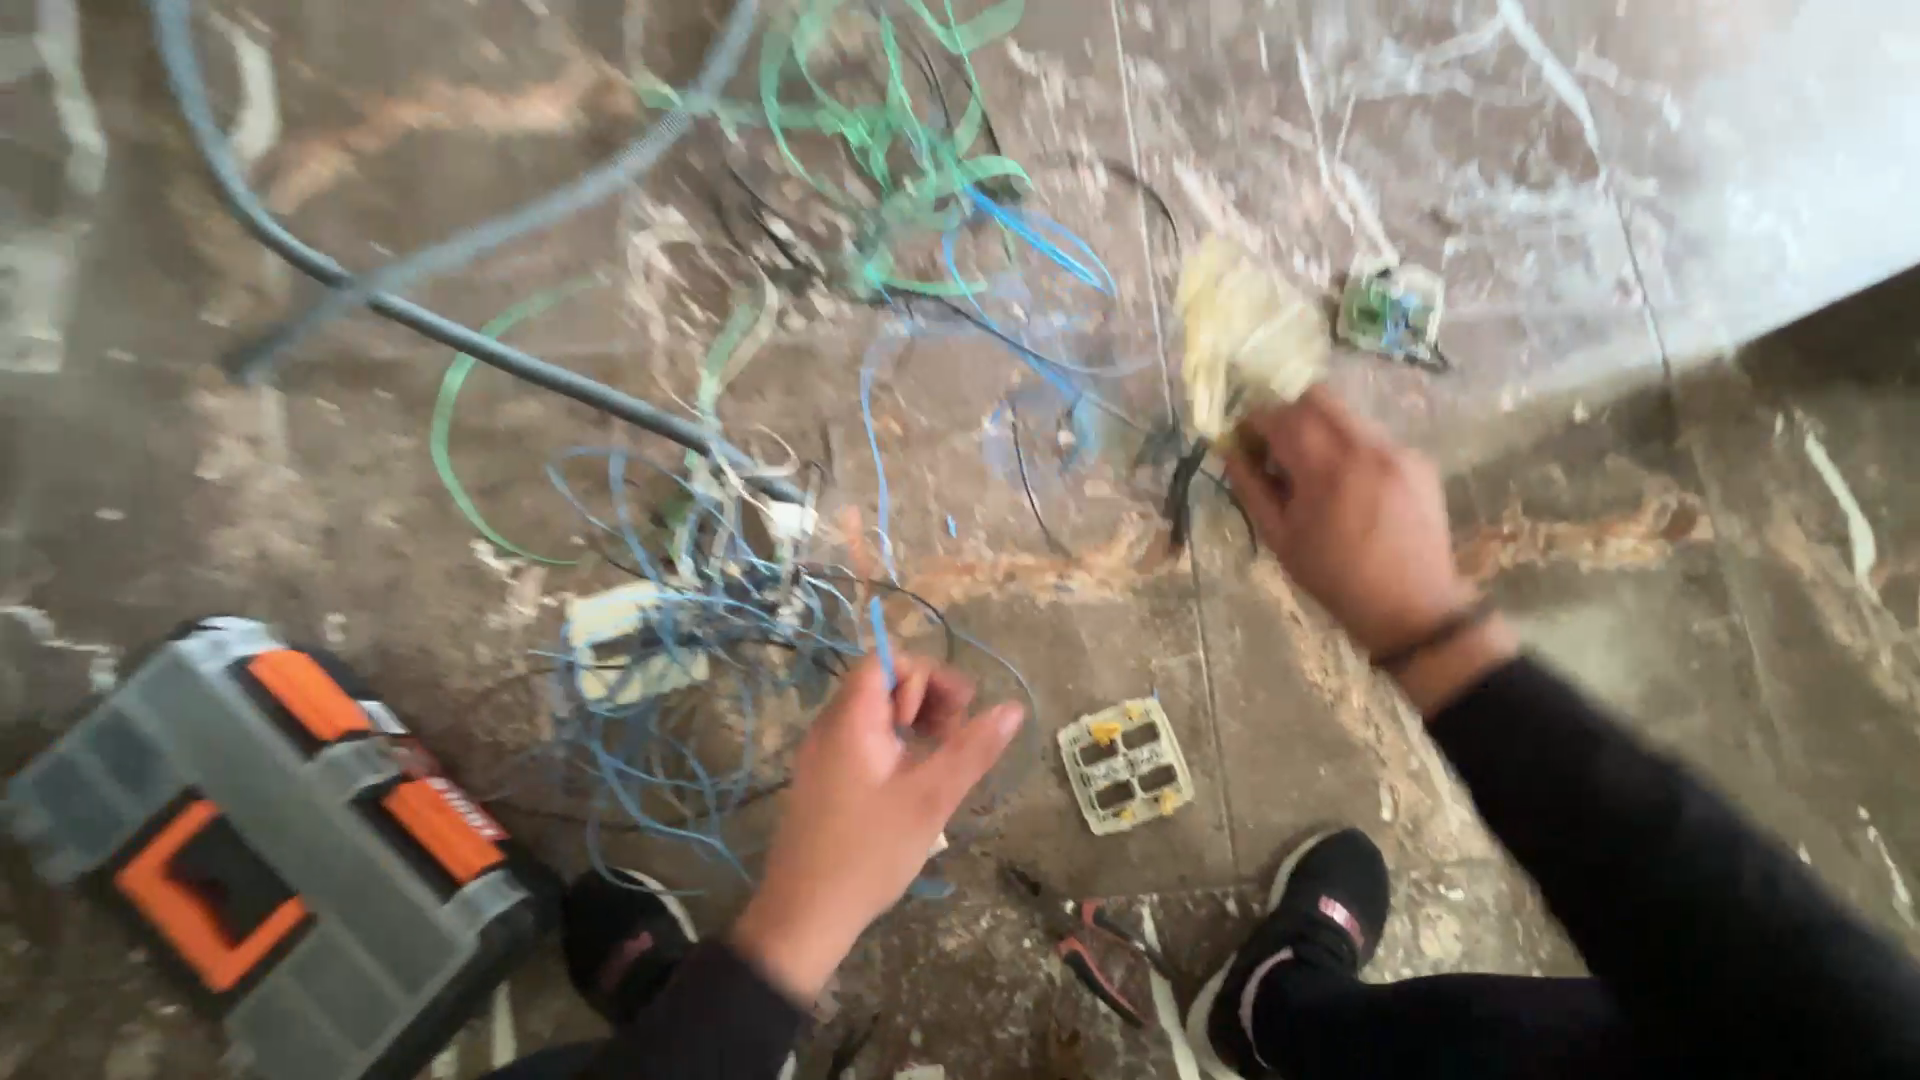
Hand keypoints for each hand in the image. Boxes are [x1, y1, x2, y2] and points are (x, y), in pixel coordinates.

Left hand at [730, 655, 1023, 1001]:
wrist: (804, 916)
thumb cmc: (870, 853)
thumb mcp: (931, 799)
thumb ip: (973, 749)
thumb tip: (1013, 708)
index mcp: (851, 718)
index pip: (887, 659)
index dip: (927, 676)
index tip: (954, 714)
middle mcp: (830, 725)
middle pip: (883, 681)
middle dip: (927, 698)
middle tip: (954, 738)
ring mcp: (822, 752)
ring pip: (874, 711)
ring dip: (914, 722)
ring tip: (940, 758)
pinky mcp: (823, 777)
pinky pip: (863, 738)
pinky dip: (894, 743)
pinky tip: (914, 778)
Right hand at [1224, 386, 1515, 710]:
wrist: (1410, 606)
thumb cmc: (1333, 578)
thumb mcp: (1278, 537)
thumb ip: (1250, 487)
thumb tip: (1228, 451)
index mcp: (1326, 470)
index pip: (1281, 416)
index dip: (1253, 422)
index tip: (1243, 442)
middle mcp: (1366, 447)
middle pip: (1316, 398)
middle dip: (1286, 416)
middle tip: (1275, 449)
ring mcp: (1397, 450)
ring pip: (1345, 414)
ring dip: (1317, 430)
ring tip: (1310, 472)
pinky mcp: (1417, 460)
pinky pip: (1370, 437)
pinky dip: (1347, 448)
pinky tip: (1346, 487)